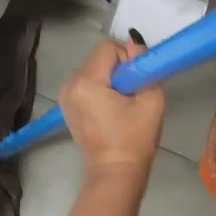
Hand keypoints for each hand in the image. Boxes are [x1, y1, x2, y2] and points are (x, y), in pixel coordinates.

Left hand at [59, 39, 164, 180]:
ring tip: (121, 103)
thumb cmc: (135, 139)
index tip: (137, 80)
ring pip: (91, 70)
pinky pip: (85, 84)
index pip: (108, 48)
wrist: (115, 173)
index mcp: (87, 81)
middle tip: (132, 93)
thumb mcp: (150, 100)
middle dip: (117, 69)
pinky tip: (110, 109)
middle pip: (98, 58)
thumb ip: (143, 66)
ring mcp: (65, 96)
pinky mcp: (67, 107)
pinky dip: (98, 88)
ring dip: (108, 78)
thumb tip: (133, 42)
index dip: (127, 58)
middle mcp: (70, 84)